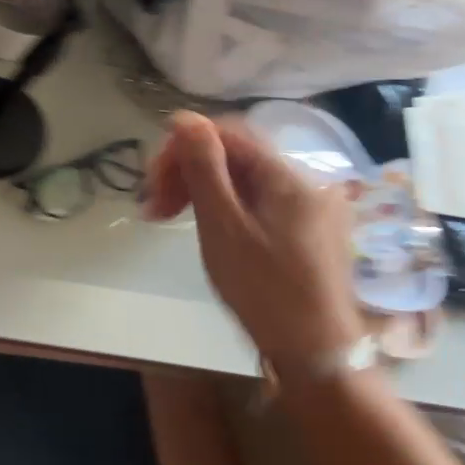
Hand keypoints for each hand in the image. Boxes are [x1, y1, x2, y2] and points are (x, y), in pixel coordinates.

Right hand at [143, 112, 360, 363]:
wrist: (313, 346)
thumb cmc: (262, 285)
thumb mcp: (222, 224)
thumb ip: (204, 168)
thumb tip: (184, 118)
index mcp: (290, 177)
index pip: (227, 135)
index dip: (182, 147)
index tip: (151, 179)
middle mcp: (306, 182)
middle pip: (233, 155)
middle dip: (185, 171)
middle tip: (152, 205)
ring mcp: (308, 205)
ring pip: (239, 177)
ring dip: (196, 189)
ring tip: (165, 217)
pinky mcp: (304, 225)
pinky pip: (253, 197)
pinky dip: (219, 204)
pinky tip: (199, 224)